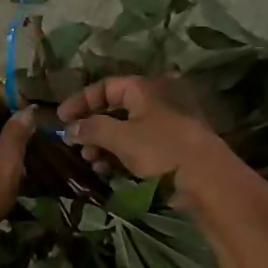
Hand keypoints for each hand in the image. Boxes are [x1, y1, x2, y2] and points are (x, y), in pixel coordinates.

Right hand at [56, 76, 232, 192]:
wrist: (206, 180)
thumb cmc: (161, 150)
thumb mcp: (121, 137)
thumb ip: (91, 129)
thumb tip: (70, 128)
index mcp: (144, 90)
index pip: (105, 87)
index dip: (81, 100)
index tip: (61, 118)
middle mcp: (154, 104)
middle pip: (114, 110)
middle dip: (91, 127)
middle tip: (75, 145)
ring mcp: (162, 128)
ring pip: (123, 132)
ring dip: (102, 145)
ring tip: (91, 162)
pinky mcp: (167, 152)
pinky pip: (135, 149)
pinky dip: (118, 157)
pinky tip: (107, 171)